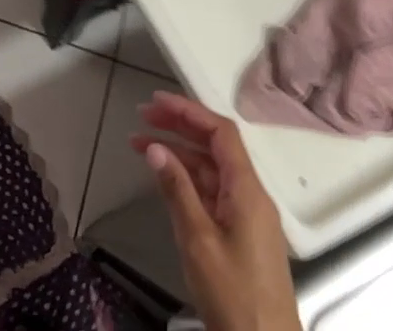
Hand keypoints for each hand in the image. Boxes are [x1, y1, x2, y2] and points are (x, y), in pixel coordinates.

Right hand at [134, 91, 300, 330]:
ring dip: (179, 152)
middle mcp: (251, 195)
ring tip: (140, 144)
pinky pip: (213, 191)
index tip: (157, 101)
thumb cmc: (232, 292)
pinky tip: (164, 176)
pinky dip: (187, 177)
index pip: (221, 134)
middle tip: (143, 116)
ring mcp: (247, 214)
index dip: (189, 111)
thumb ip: (177, 189)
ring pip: (212, 169)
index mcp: (248, 190)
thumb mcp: (197, 238)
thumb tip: (156, 147)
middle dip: (180, 126)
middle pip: (216, 147)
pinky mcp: (241, 232)